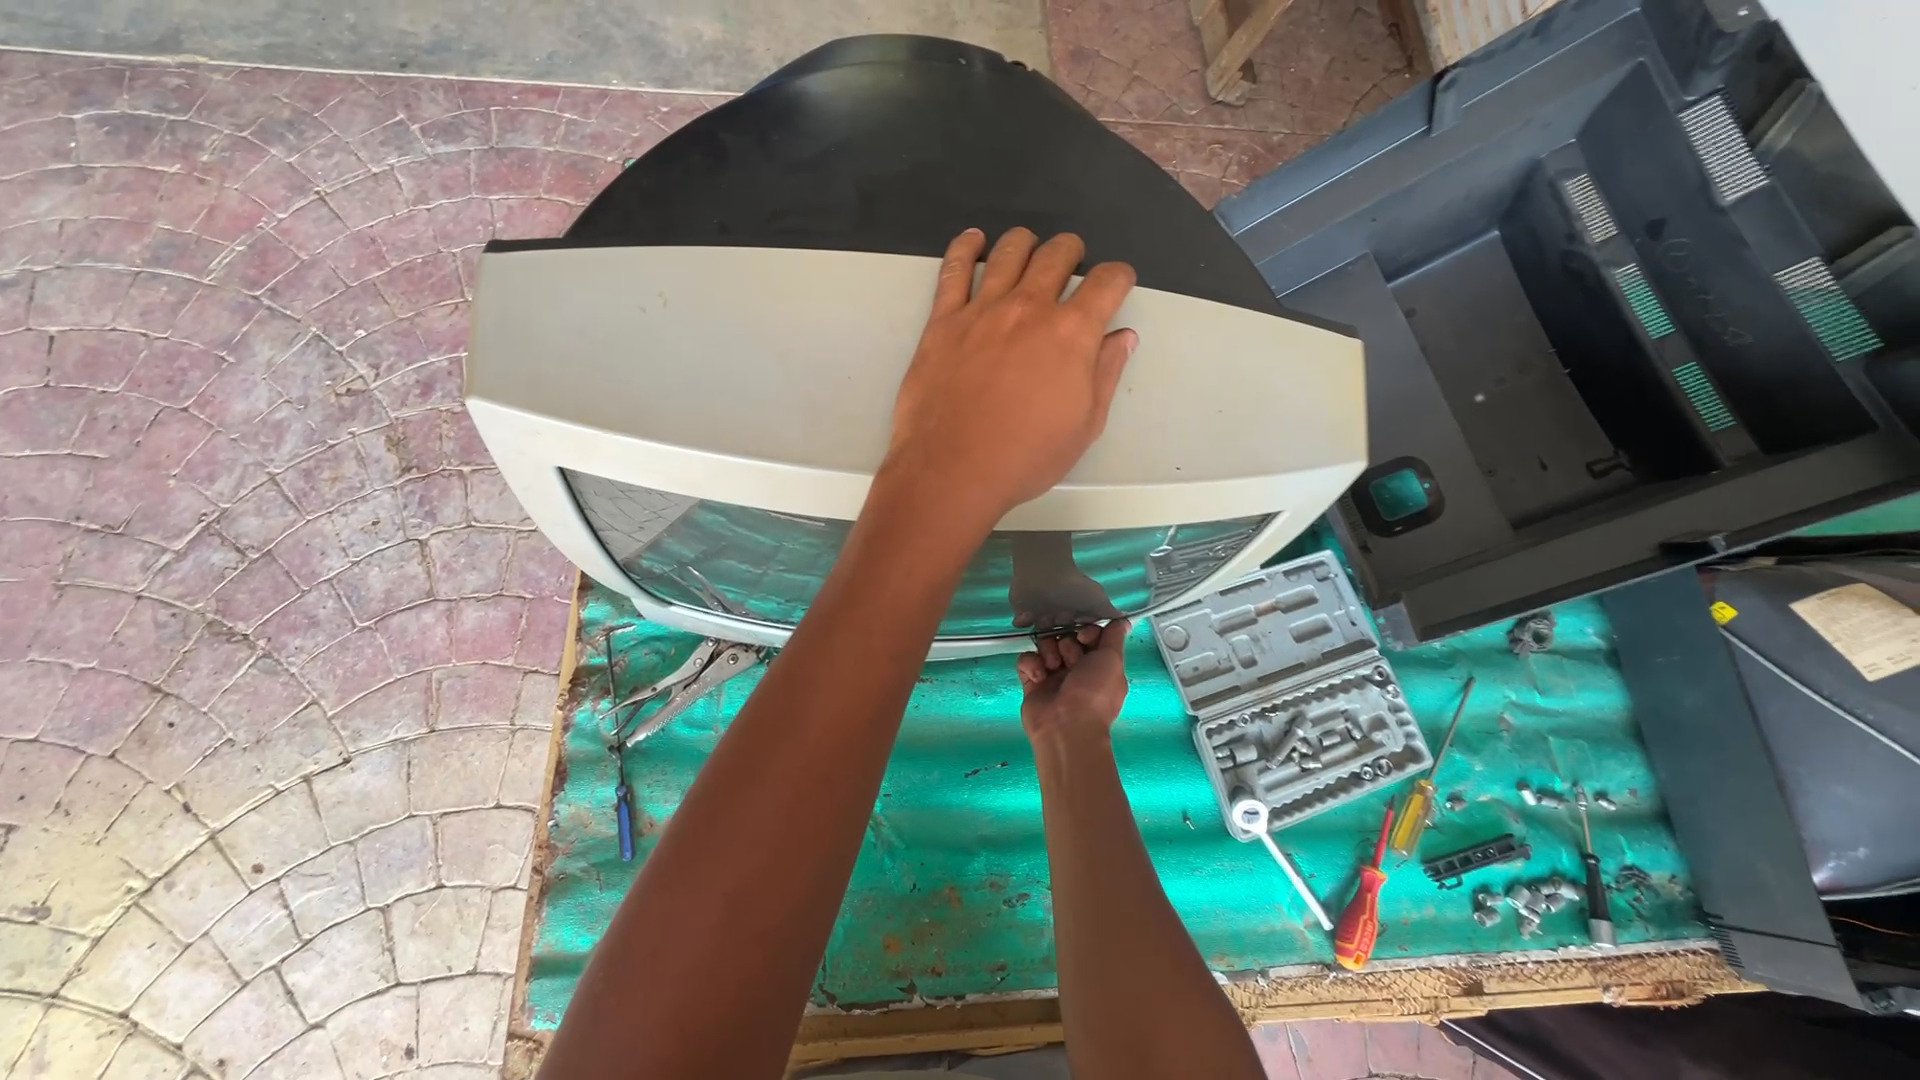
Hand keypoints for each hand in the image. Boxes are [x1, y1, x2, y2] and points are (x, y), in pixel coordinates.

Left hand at [886, 228, 1137, 523]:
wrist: (952, 470)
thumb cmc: (1025, 457)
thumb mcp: (1084, 426)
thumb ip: (1105, 374)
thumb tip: (1122, 337)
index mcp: (1072, 333)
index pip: (1107, 282)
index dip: (1119, 277)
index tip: (1118, 283)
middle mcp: (1029, 308)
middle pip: (1057, 255)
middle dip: (1072, 251)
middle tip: (1073, 262)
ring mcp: (982, 310)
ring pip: (1009, 252)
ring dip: (1026, 243)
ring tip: (1030, 249)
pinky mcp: (943, 320)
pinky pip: (954, 270)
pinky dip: (965, 247)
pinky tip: (974, 240)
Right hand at [1017, 618, 1131, 743]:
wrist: (1066, 726)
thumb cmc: (1094, 693)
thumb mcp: (1113, 660)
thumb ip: (1115, 637)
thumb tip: (1122, 622)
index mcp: (1100, 664)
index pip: (1091, 634)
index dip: (1087, 630)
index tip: (1084, 636)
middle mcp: (1078, 669)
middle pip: (1067, 637)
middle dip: (1067, 644)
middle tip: (1070, 659)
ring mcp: (1054, 675)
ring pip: (1047, 645)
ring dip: (1049, 651)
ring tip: (1052, 667)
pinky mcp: (1033, 681)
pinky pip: (1028, 660)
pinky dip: (1031, 664)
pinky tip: (1039, 676)